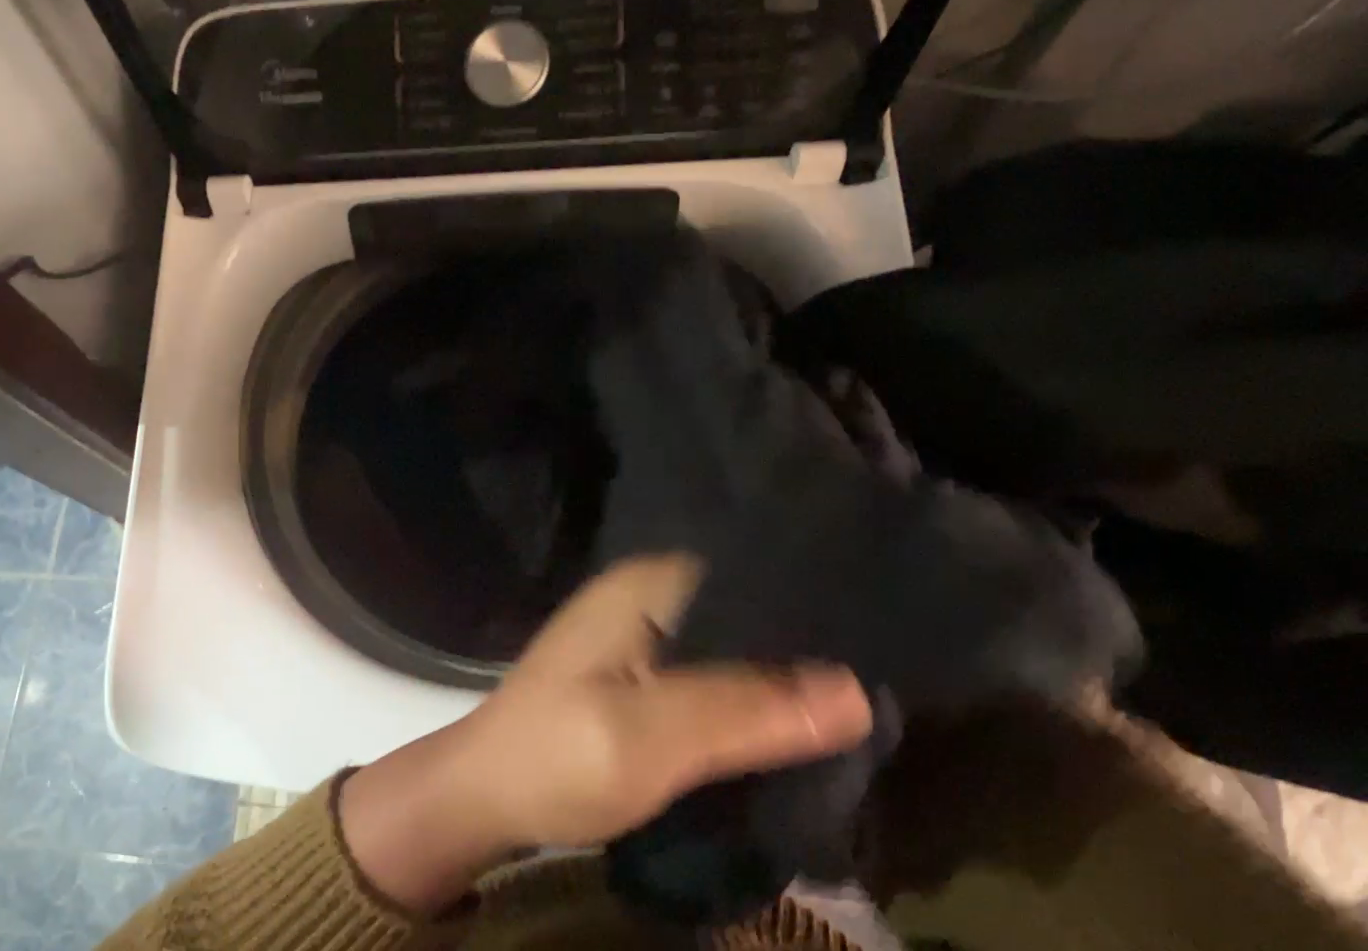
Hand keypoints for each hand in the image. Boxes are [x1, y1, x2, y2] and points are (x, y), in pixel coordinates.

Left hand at [339, 555, 874, 913]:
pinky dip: (749, 698)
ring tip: (856, 702)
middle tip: (885, 681)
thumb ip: (745, 710)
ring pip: (734, 647)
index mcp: (647, 586)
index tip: (887, 636)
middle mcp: (647, 596)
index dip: (818, 604)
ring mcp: (641, 636)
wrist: (483, 796)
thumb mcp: (650, 736)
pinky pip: (713, 676)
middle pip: (748, 611)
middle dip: (806, 647)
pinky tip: (792, 723)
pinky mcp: (640, 677)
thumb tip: (857, 691)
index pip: (754, 574)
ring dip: (780, 677)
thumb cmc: (555, 756)